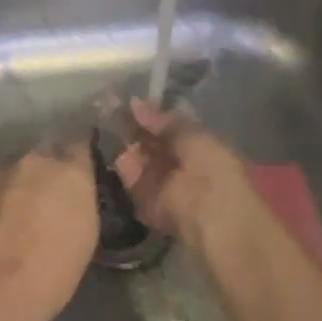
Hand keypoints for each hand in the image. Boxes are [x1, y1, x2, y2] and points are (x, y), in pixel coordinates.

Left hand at [0, 146, 98, 318]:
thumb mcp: (86, 232)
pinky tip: (1, 221)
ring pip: (16, 168)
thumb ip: (80, 199)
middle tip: (53, 189)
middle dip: (49, 165)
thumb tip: (73, 192)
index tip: (82, 162)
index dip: (80, 151)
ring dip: (22, 180)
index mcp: (68, 169)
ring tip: (24, 206)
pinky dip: (0, 198)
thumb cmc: (56, 267)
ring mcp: (0, 173)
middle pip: (44, 151)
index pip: (79, 142)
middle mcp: (33, 160)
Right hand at [113, 98, 269, 251]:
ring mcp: (169, 188)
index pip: (172, 128)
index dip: (152, 117)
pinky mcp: (152, 207)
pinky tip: (117, 158)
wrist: (212, 217)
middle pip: (155, 147)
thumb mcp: (191, 134)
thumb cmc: (211, 168)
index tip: (128, 103)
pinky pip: (136, 187)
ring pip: (143, 165)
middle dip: (136, 133)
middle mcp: (185, 167)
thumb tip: (135, 103)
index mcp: (202, 147)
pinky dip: (127, 174)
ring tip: (110, 134)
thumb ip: (163, 121)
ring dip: (130, 151)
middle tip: (112, 116)